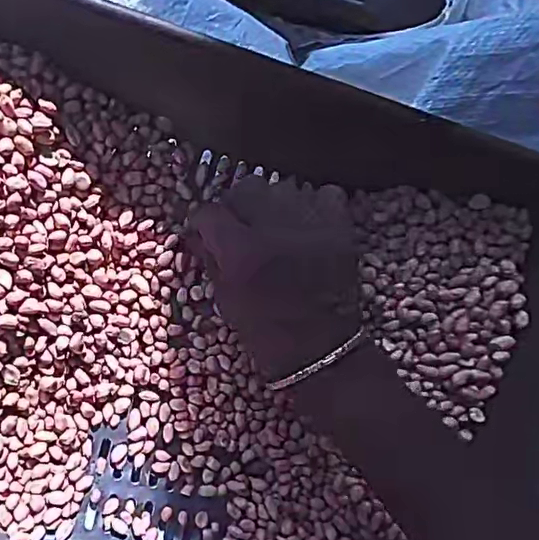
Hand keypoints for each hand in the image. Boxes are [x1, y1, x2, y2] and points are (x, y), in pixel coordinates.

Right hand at [188, 177, 362, 381]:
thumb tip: (197, 233)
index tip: (204, 230)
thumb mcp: (226, 299)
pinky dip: (310, 205)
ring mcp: (312, 224)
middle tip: (239, 228)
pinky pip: (321, 194)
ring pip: (281, 187)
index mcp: (241, 252)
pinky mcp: (341, 228)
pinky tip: (304, 226)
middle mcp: (275, 229)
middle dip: (236, 206)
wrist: (322, 352)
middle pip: (245, 188)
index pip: (209, 211)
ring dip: (272, 205)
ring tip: (273, 227)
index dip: (202, 221)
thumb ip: (210, 258)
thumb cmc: (266, 332)